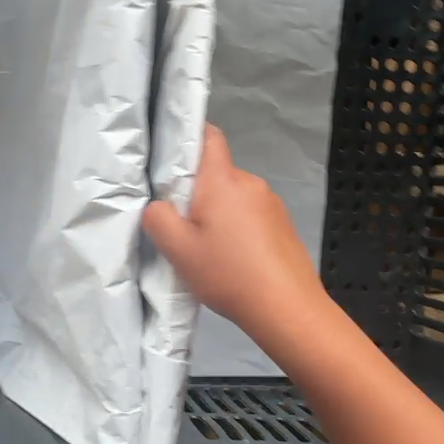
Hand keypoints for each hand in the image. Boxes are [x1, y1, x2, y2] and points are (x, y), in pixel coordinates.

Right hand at [143, 124, 324, 338]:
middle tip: (183, 228)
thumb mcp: (178, 250)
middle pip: (216, 175)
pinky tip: (234, 262)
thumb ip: (158, 219)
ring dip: (219, 216)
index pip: (208, 136)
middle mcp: (250, 183)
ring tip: (209, 252)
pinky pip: (251, 217)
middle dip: (197, 194)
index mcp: (222, 180)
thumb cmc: (228, 273)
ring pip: (234, 199)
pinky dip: (238, 231)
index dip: (189, 138)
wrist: (286, 307)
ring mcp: (271, 204)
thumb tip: (158, 206)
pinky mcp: (283, 226)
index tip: (170, 162)